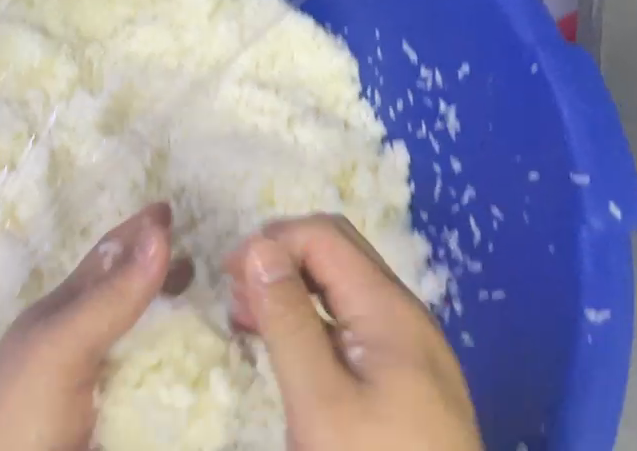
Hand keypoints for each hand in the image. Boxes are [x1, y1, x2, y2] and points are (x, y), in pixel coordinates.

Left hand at [0, 203, 192, 450]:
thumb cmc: (21, 412)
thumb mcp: (64, 344)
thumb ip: (111, 296)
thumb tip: (161, 229)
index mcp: (64, 313)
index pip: (108, 258)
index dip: (137, 232)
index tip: (171, 208)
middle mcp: (79, 342)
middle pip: (125, 296)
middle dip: (159, 274)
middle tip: (201, 263)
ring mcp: (92, 387)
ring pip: (136, 341)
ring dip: (170, 326)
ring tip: (206, 316)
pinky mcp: (108, 425)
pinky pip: (147, 392)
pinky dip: (171, 379)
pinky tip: (193, 381)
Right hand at [227, 214, 483, 450]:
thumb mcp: (320, 400)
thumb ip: (288, 320)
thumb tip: (258, 247)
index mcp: (387, 306)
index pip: (323, 235)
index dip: (272, 242)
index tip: (229, 277)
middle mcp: (402, 313)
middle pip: (335, 251)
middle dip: (281, 257)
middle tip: (236, 292)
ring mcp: (407, 347)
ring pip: (342, 287)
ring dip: (292, 288)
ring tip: (246, 319)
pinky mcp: (404, 379)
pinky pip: (351, 324)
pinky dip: (311, 320)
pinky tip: (286, 348)